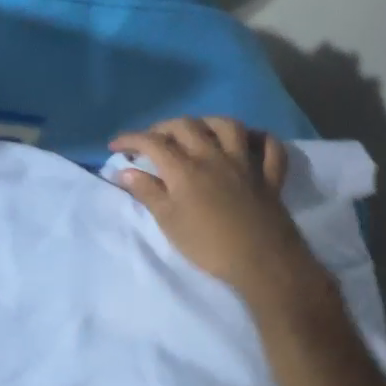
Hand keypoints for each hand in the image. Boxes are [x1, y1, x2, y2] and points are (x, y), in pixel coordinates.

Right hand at [109, 117, 322, 296]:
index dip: (130, 139)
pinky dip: (259, 138)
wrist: (262, 262)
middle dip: (163, 127)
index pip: (152, 142)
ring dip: (207, 122)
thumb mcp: (168, 221)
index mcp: (185, 169)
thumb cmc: (207, 244)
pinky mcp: (270, 176)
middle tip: (151, 140)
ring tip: (196, 132)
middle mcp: (214, 157)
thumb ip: (147, 192)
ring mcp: (245, 163)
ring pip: (228, 126)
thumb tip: (125, 171)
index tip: (115, 146)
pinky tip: (248, 141)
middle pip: (186, 126)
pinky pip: (270, 147)